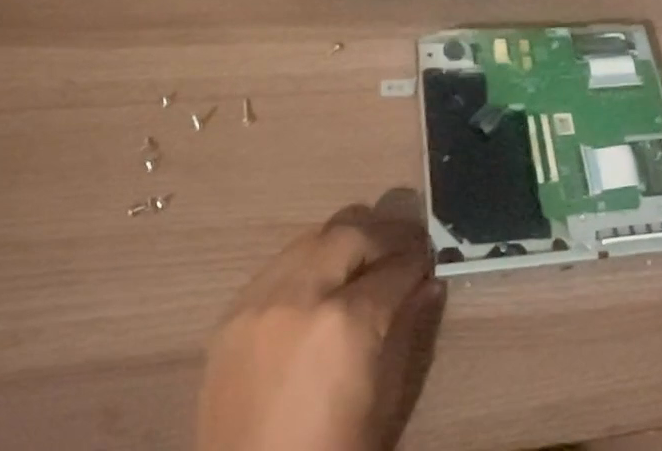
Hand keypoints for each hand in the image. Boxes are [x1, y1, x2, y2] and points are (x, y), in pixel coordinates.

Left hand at [197, 206, 443, 450]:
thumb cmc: (335, 450)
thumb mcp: (385, 401)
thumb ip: (408, 332)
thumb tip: (428, 285)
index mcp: (344, 325)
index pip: (394, 270)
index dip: (418, 260)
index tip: (431, 257)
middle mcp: (299, 297)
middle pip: (349, 233)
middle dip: (385, 234)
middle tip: (407, 242)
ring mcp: (257, 301)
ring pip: (310, 239)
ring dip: (345, 240)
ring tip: (367, 254)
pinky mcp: (230, 314)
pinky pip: (277, 267)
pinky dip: (308, 261)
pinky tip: (323, 280)